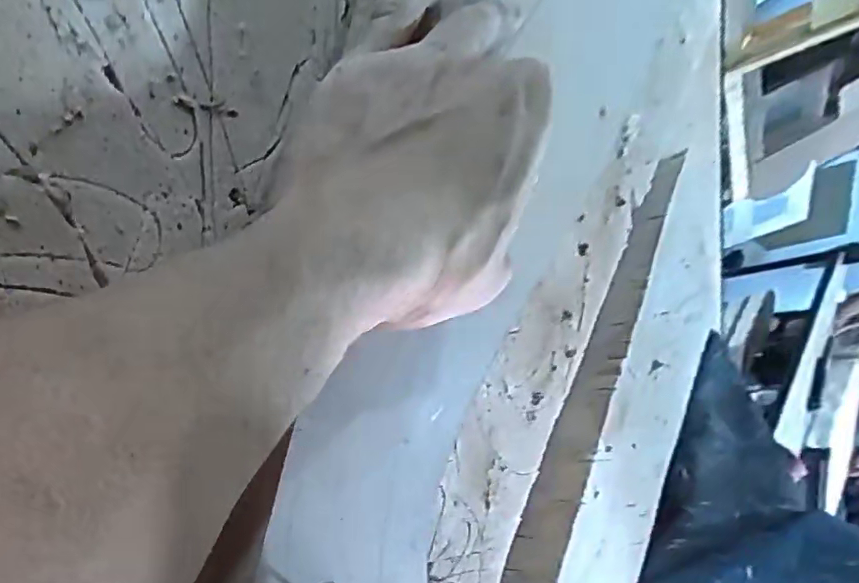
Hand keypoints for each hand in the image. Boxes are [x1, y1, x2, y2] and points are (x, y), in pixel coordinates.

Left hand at [269, 2, 551, 329]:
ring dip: (443, 42)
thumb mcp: (477, 279)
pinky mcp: (350, 76)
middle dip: (478, 70)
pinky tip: (397, 36)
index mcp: (517, 115)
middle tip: (462, 98)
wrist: (335, 257)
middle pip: (486, 47)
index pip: (523, 102)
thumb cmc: (417, 271)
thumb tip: (486, 247)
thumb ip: (491, 246)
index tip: (481, 155)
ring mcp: (407, 68)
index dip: (500, 128)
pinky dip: (394, 32)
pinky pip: (381, 32)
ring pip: (441, 29)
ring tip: (434, 64)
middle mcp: (470, 71)